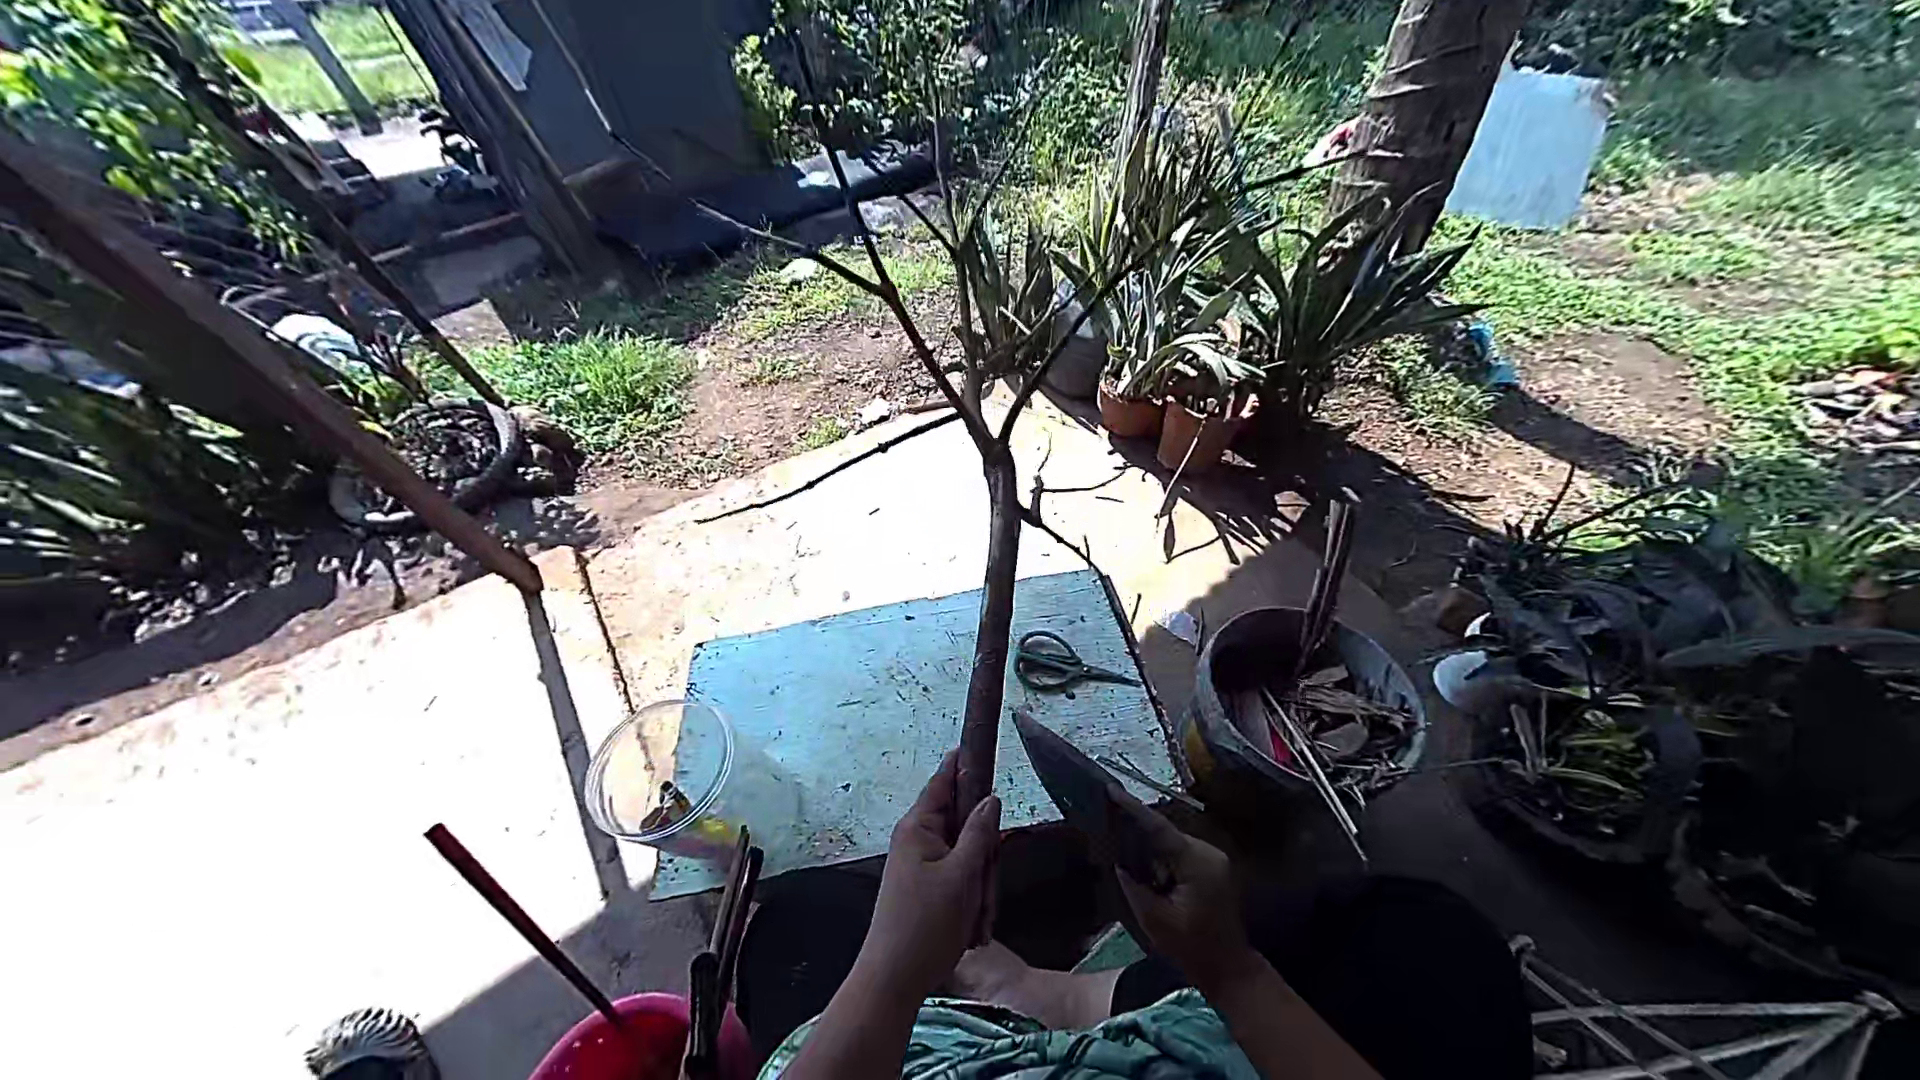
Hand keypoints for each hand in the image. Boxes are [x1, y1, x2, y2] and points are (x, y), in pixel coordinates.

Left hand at [857, 750, 1001, 998]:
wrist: (894, 979)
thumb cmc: (925, 924)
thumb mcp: (961, 876)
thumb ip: (978, 834)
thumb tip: (991, 798)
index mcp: (918, 826)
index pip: (942, 781)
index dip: (961, 763)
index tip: (981, 745)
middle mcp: (918, 837)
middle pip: (962, 819)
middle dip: (982, 846)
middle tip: (988, 875)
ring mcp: (922, 862)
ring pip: (966, 851)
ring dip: (979, 878)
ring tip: (978, 911)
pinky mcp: (928, 884)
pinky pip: (959, 874)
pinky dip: (971, 892)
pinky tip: (973, 921)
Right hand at [1112, 798, 1256, 991]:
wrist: (1230, 971)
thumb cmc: (1194, 949)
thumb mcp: (1156, 921)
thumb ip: (1134, 887)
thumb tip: (1119, 863)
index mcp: (1198, 862)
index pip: (1160, 828)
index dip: (1133, 808)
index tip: (1111, 789)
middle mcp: (1209, 853)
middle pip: (1165, 833)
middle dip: (1138, 833)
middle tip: (1108, 825)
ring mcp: (1213, 859)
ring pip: (1171, 843)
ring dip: (1150, 850)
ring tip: (1123, 850)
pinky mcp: (1211, 868)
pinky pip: (1179, 853)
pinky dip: (1162, 859)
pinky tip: (1147, 871)